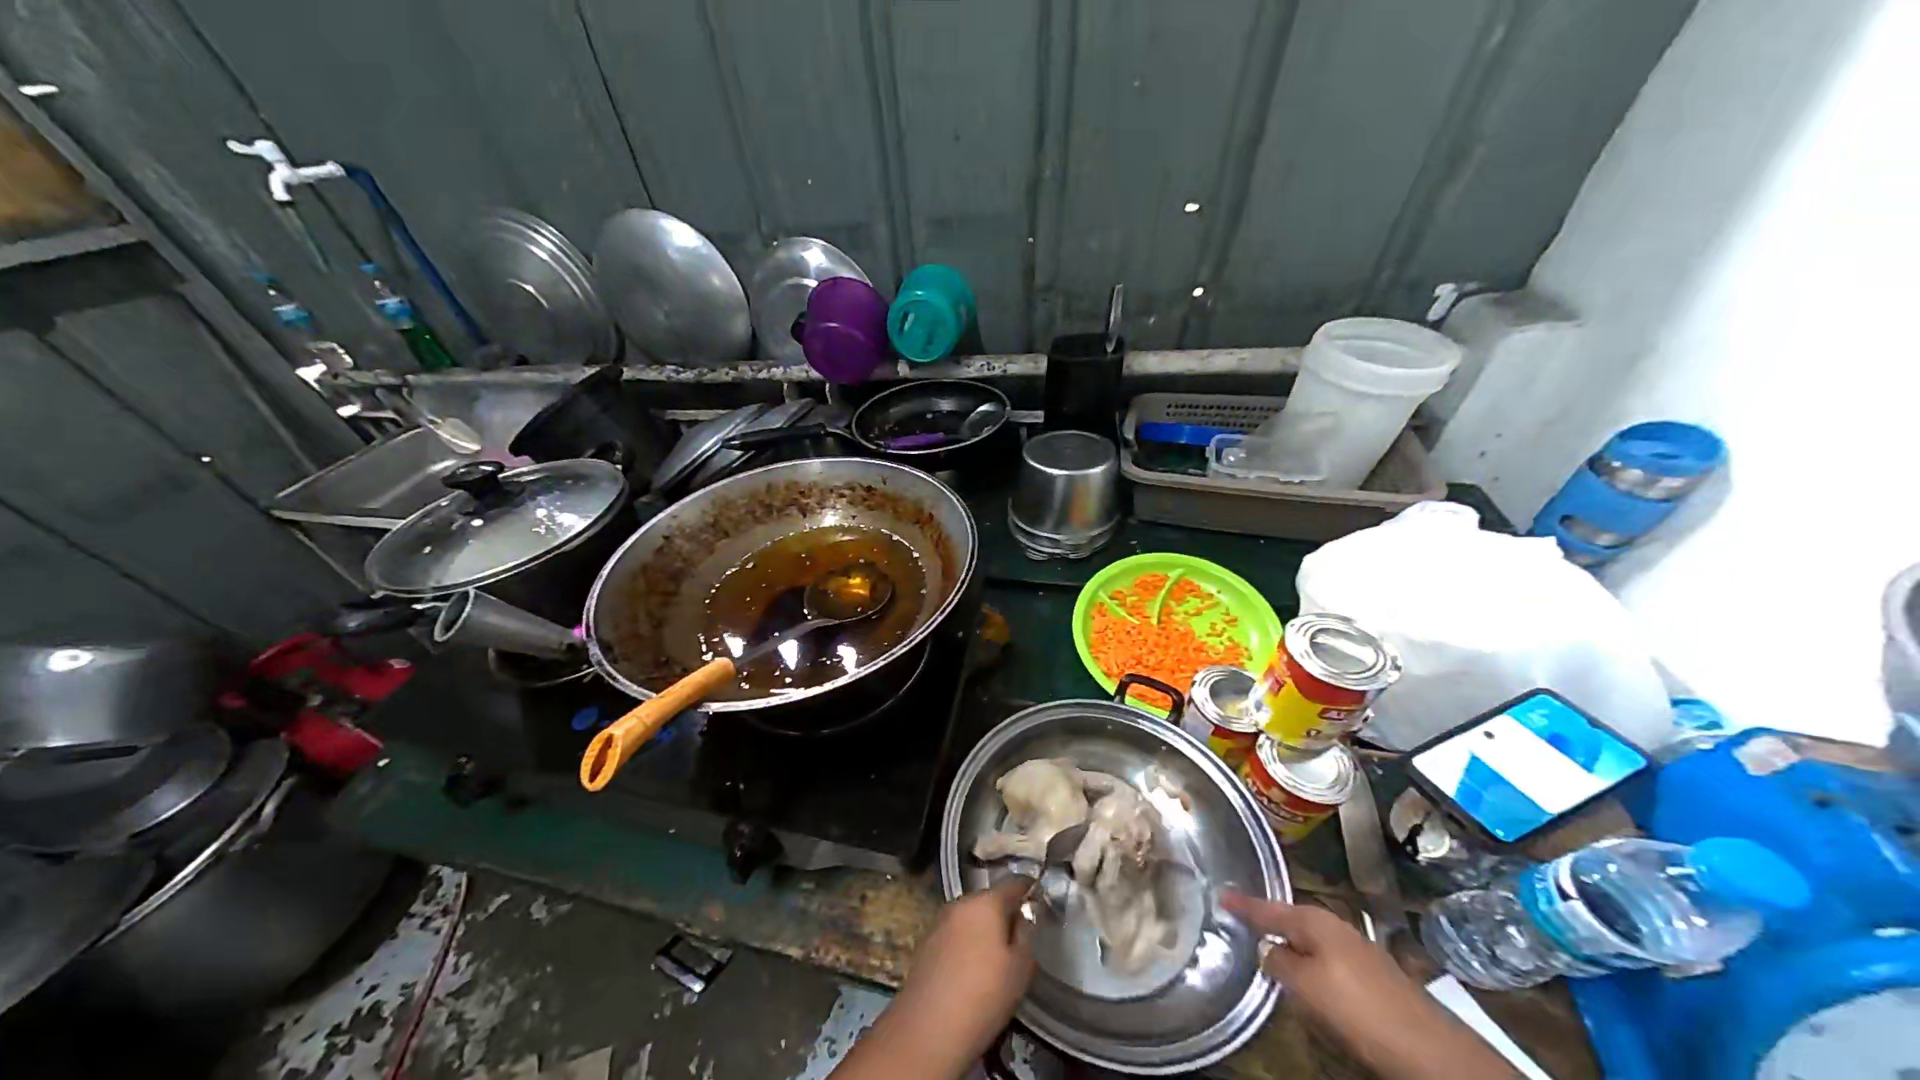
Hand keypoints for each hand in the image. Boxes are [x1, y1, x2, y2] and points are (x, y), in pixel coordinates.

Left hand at [832, 879, 1034, 1079]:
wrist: (929, 1028)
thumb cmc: (985, 994)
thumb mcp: (1021, 967)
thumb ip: (1025, 935)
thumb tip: (1021, 918)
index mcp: (986, 902)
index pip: (1014, 884)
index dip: (1028, 889)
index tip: (1038, 897)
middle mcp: (960, 904)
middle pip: (988, 900)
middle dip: (1003, 912)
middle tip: (1017, 937)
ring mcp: (938, 922)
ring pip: (969, 917)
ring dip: (982, 929)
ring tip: (994, 956)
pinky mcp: (925, 943)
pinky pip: (954, 934)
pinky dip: (965, 943)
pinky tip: (970, 968)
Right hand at [1223, 893, 1518, 1079]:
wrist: (1428, 1047)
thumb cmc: (1358, 1006)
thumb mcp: (1306, 986)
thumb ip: (1279, 963)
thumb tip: (1267, 951)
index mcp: (1314, 920)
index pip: (1268, 907)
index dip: (1243, 904)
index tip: (1220, 894)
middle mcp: (1333, 925)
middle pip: (1289, 917)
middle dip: (1264, 918)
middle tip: (1236, 918)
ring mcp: (1353, 948)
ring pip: (1307, 938)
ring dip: (1285, 940)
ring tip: (1261, 944)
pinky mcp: (1367, 973)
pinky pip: (1322, 956)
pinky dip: (1304, 959)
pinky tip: (1299, 972)